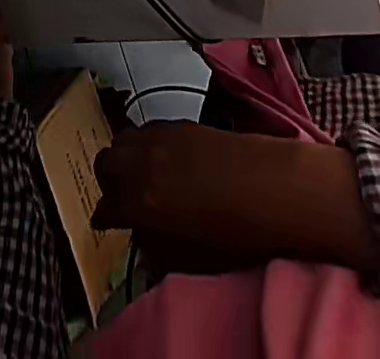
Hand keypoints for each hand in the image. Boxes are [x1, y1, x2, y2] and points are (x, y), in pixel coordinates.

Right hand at [91, 121, 375, 272]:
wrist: (275, 190)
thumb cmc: (240, 232)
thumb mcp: (191, 255)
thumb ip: (156, 244)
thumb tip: (143, 236)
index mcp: (142, 201)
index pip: (106, 208)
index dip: (105, 219)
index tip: (108, 223)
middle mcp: (144, 163)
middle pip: (105, 164)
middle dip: (108, 182)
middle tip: (119, 196)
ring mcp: (160, 138)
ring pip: (122, 140)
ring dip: (123, 157)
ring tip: (138, 173)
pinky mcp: (178, 124)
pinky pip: (146, 130)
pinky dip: (144, 143)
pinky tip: (161, 156)